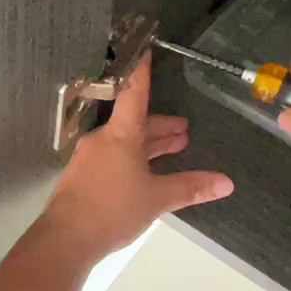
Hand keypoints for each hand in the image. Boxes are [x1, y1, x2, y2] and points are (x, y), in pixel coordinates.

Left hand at [37, 53, 233, 261]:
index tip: (145, 52)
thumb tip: (225, 183)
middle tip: (183, 129)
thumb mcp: (157, 198)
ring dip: (148, 145)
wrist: (65, 239)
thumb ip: (191, 188)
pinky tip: (144, 175)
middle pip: (134, 123)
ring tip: (172, 148)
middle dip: (160, 126)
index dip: (142, 73)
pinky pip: (113, 158)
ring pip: (124, 143)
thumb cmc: (111, 210)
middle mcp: (102, 140)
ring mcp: (89, 159)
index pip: (134, 94)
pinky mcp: (83, 177)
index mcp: (120, 135)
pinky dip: (133, 160)